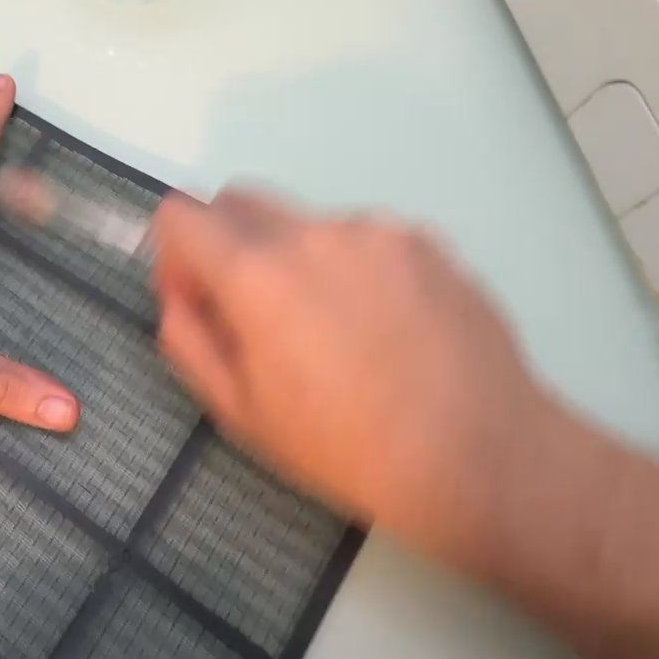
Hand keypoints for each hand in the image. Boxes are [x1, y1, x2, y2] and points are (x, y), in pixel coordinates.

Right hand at [148, 189, 557, 548]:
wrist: (485, 459)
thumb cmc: (345, 448)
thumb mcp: (238, 411)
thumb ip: (187, 337)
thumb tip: (180, 292)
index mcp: (256, 275)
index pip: (180, 213)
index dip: (173, 251)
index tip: (197, 295)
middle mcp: (311, 232)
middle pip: (236, 199)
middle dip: (225, 241)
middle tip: (253, 309)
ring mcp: (375, 230)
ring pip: (302, 222)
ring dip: (293, 258)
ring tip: (335, 327)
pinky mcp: (425, 239)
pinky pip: (360, 237)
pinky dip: (350, 266)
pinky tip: (383, 324)